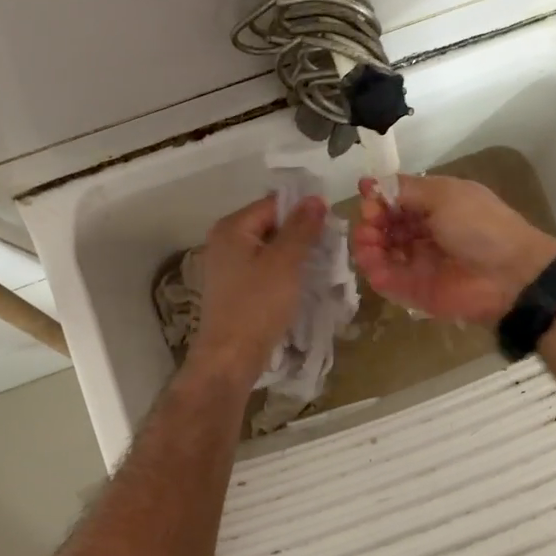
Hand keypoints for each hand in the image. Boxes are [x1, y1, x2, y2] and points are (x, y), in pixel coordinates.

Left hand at [191, 194, 326, 378]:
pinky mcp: (234, 288)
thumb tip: (315, 199)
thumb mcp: (285, 262)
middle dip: (299, 233)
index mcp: (231, 228)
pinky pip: (263, 268)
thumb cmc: (258, 305)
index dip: (303, 210)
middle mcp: (224, 241)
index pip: (273, 204)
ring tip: (321, 263)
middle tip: (330, 245)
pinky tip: (301, 282)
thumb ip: (301, 228)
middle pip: (269, 224)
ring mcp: (227, 266)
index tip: (331, 223)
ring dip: (294, 254)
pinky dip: (282, 271)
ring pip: (268, 248)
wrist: (231, 357)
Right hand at [351, 174, 555, 323]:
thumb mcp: (444, 194)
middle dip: (370, 221)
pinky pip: (386, 279)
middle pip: (383, 225)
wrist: (510, 275)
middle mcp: (423, 232)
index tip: (368, 197)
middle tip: (370, 223)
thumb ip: (406, 190)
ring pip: (380, 252)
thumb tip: (370, 184)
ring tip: (368, 242)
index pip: (395, 200)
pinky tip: (372, 261)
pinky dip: (373, 269)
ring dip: (366, 244)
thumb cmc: (480, 226)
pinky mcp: (414, 291)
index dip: (378, 198)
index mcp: (434, 205)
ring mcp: (417, 263)